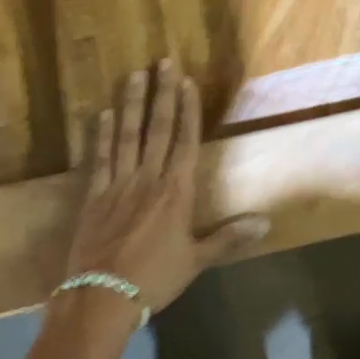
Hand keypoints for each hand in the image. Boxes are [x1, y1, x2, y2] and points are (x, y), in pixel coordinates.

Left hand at [63, 60, 269, 311]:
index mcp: (176, 192)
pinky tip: (103, 114)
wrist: (101, 297)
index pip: (184, 141)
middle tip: (162, 61)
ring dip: (131, 104)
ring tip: (134, 75)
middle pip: (157, 129)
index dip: (187, 109)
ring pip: (126, 136)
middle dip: (161, 94)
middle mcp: (148, 179)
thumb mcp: (197, 259)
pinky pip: (99, 158)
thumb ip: (228, 237)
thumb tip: (266, 222)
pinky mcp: (93, 197)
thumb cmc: (155, 278)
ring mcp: (117, 185)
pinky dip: (102, 135)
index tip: (187, 81)